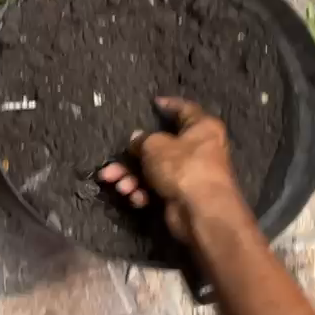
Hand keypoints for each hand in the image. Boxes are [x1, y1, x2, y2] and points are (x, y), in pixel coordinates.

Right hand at [96, 97, 249, 243]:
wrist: (201, 212)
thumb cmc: (183, 167)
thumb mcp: (155, 145)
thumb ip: (142, 139)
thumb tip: (137, 139)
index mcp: (201, 128)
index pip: (185, 109)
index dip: (169, 104)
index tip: (154, 102)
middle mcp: (198, 149)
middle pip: (159, 146)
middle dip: (131, 157)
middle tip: (113, 163)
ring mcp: (189, 174)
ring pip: (152, 170)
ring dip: (131, 177)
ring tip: (116, 183)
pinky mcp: (180, 195)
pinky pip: (156, 188)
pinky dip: (143, 192)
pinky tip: (135, 197)